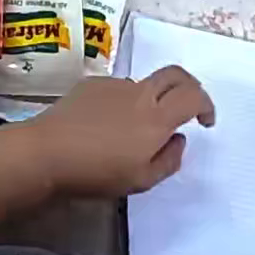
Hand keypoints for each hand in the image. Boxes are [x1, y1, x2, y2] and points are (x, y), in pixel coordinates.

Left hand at [23, 67, 215, 197]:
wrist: (48, 151)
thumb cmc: (97, 172)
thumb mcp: (141, 180)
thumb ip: (169, 159)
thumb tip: (178, 138)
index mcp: (156, 118)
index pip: (193, 95)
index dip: (206, 105)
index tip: (204, 122)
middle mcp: (138, 93)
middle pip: (174, 74)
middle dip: (188, 87)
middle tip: (187, 108)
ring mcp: (113, 85)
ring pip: (143, 85)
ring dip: (149, 101)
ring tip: (129, 132)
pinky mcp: (91, 83)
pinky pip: (117, 89)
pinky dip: (122, 102)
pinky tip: (103, 125)